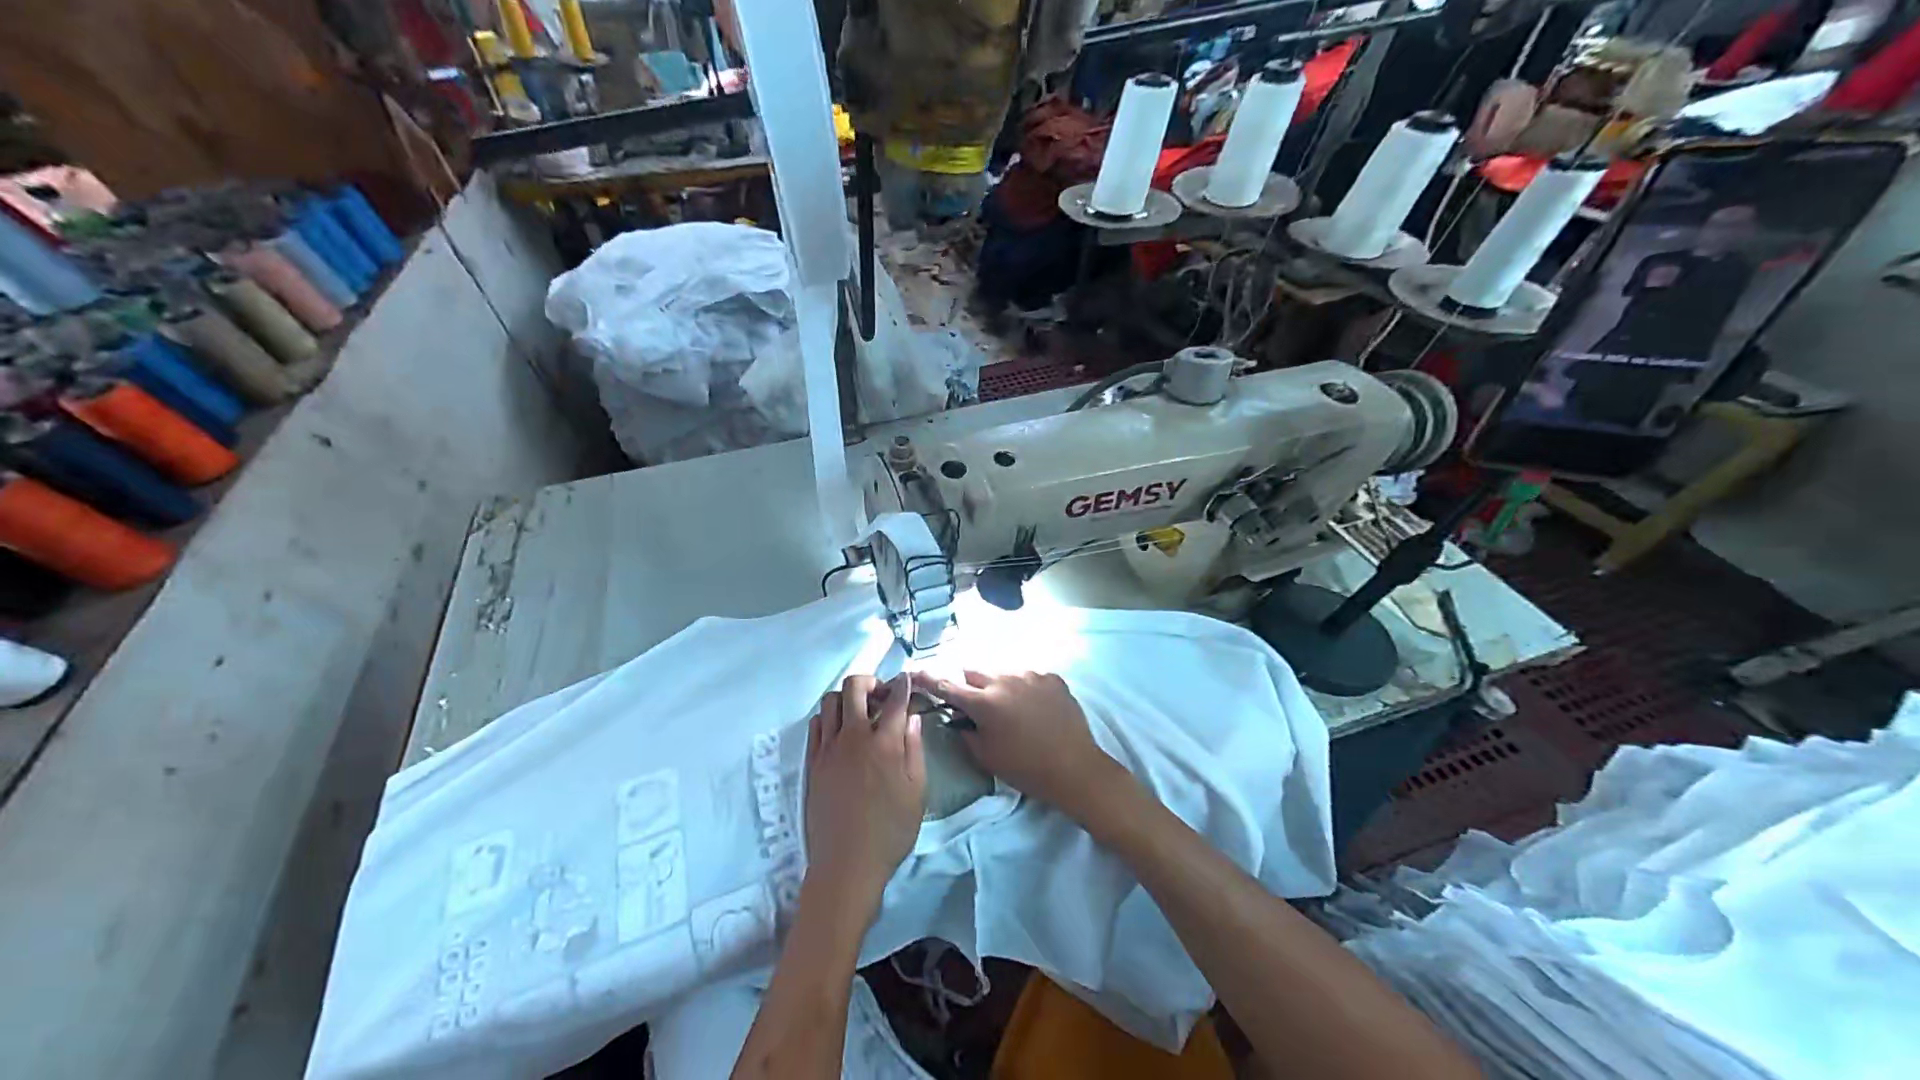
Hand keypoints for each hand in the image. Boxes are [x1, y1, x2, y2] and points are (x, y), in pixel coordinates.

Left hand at [802, 674, 925, 910]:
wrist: (847, 863)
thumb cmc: (890, 831)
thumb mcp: (917, 793)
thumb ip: (915, 750)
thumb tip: (912, 719)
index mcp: (886, 744)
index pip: (895, 700)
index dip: (903, 685)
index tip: (907, 680)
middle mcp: (855, 737)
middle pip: (855, 688)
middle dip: (871, 682)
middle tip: (882, 695)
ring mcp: (829, 748)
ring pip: (831, 701)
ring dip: (848, 698)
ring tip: (861, 712)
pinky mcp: (813, 761)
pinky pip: (816, 724)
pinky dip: (830, 717)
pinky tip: (841, 731)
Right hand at [921, 671, 1122, 821]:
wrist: (1075, 769)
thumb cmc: (1025, 768)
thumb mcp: (986, 755)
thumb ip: (965, 731)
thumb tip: (958, 717)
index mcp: (985, 702)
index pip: (947, 686)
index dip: (929, 680)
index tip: (915, 673)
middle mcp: (1005, 681)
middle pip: (975, 674)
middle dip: (970, 687)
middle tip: (975, 707)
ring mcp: (1031, 676)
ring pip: (1003, 674)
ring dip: (998, 687)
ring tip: (1010, 711)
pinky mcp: (1052, 678)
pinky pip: (1028, 678)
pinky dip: (1024, 689)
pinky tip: (1033, 709)